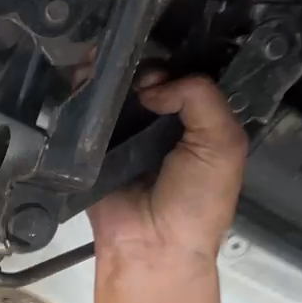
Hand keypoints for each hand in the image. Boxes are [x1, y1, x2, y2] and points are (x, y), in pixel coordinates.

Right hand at [86, 76, 246, 267]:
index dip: (172, 64)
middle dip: (136, 64)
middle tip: (130, 68)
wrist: (151, 243)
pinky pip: (80, 113)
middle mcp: (156, 122)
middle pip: (143, 78)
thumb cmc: (197, 200)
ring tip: (99, 60)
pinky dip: (78, 92)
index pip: (182, 77)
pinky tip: (79, 77)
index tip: (161, 71)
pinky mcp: (86, 144)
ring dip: (104, 71)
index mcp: (194, 121)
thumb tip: (150, 84)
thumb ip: (201, 99)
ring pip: (110, 90)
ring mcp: (119, 132)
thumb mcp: (224, 144)